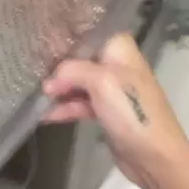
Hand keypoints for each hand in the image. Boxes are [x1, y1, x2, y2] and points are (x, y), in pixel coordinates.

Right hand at [43, 35, 188, 188]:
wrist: (155, 157)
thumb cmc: (132, 111)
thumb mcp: (101, 81)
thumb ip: (72, 71)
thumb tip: (50, 80)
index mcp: (120, 50)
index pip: (90, 32)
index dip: (66, 35)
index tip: (41, 39)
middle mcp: (117, 65)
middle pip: (80, 58)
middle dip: (57, 65)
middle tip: (33, 71)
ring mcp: (112, 90)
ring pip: (78, 82)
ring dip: (58, 89)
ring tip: (36, 97)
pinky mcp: (106, 112)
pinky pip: (80, 104)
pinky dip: (65, 108)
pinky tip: (44, 115)